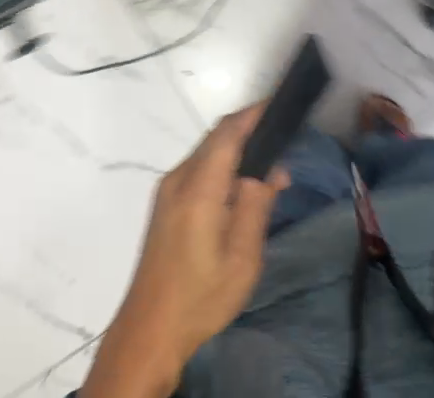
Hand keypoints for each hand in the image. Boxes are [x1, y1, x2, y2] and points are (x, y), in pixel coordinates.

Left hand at [81, 106, 288, 397]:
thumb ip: (257, 205)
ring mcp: (167, 191)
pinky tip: (241, 185)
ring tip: (270, 165)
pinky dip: (221, 164)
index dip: (253, 114)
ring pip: (205, 153)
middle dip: (248, 129)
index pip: (228, 133)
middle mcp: (178, 179)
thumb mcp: (242, 257)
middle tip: (284, 139)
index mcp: (198, 188)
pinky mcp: (164, 205)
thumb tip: (273, 167)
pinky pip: (197, 169)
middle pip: (215, 138)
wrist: (149, 329)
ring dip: (235, 148)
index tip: (281, 105)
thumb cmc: (201, 296)